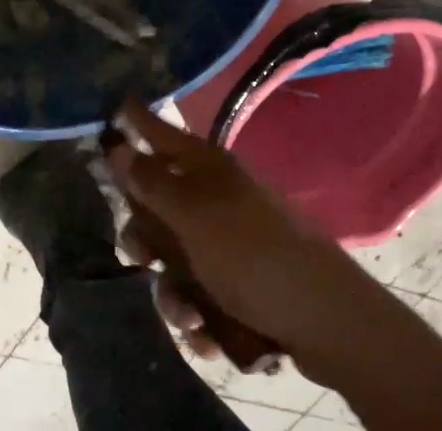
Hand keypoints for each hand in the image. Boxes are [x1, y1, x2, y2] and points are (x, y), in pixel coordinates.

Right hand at [105, 99, 407, 371]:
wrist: (329, 322)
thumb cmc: (252, 254)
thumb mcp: (192, 215)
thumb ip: (150, 182)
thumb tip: (118, 145)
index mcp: (207, 168)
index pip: (160, 132)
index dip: (135, 120)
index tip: (112, 104)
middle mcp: (217, 198)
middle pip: (158, 207)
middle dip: (144, 241)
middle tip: (140, 259)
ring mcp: (233, 242)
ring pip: (177, 259)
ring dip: (173, 294)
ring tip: (188, 319)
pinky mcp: (246, 283)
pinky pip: (204, 294)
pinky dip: (201, 317)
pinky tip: (208, 336)